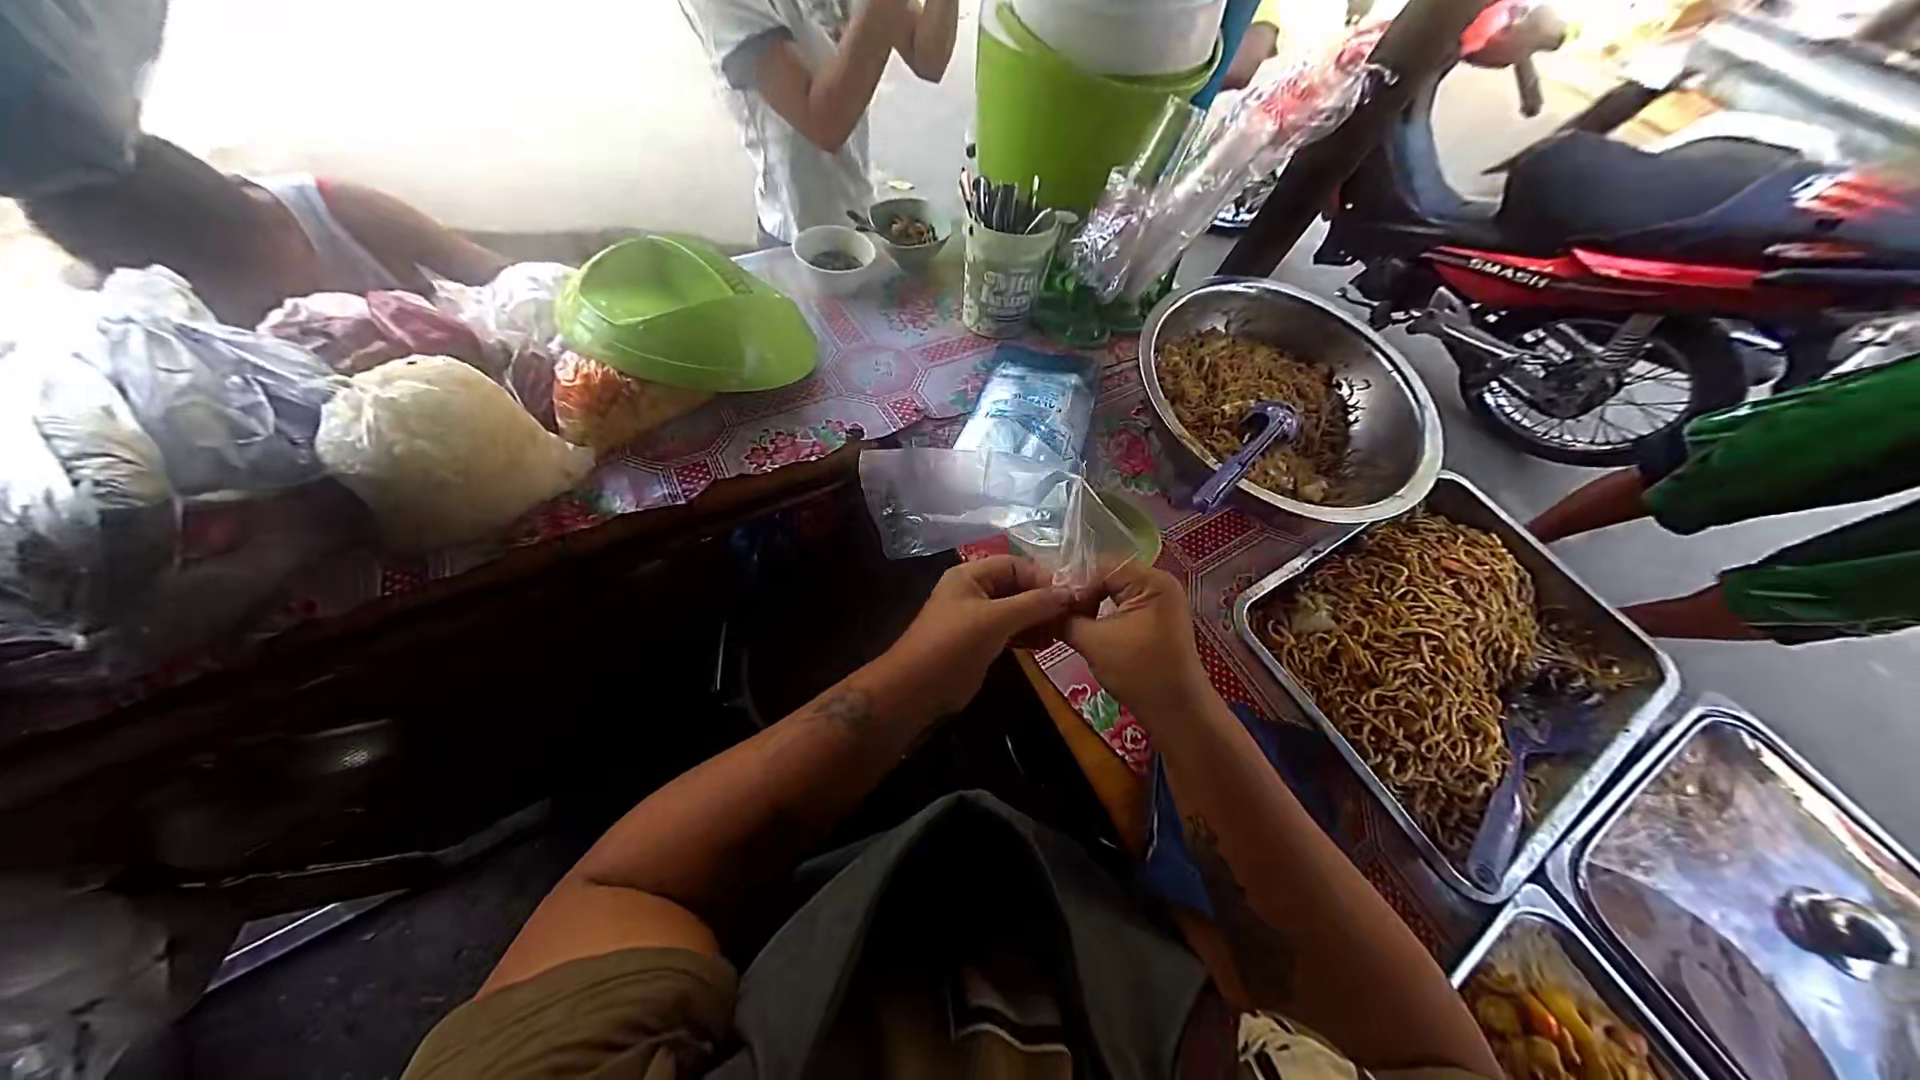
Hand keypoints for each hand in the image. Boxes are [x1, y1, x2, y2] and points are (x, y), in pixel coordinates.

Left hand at [882, 556, 1074, 717]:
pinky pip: (1011, 631)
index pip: (1015, 564)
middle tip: (1074, 615)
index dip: (1042, 576)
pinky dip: (1028, 634)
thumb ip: (1033, 604)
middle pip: (1017, 586)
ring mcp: (977, 618)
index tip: (1071, 596)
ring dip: (1039, 618)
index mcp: (970, 575)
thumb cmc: (952, 646)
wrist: (915, 691)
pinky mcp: (980, 643)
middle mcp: (973, 592)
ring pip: (1016, 610)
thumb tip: (1070, 593)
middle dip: (1044, 599)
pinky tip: (1048, 643)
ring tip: (1066, 630)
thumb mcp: (995, 620)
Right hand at [1059, 561, 1211, 721]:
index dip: (1072, 583)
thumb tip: (1040, 608)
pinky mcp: (1155, 620)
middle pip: (1106, 576)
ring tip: (1064, 621)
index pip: (1100, 566)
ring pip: (1112, 592)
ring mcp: (1159, 602)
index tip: (1050, 604)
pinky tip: (1082, 628)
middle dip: (1079, 594)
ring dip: (1088, 605)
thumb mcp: (1094, 643)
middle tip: (1053, 613)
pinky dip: (1101, 615)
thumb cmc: (1141, 673)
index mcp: (1151, 580)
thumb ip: (1065, 619)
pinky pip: (1121, 606)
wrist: (1179, 714)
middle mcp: (1158, 583)